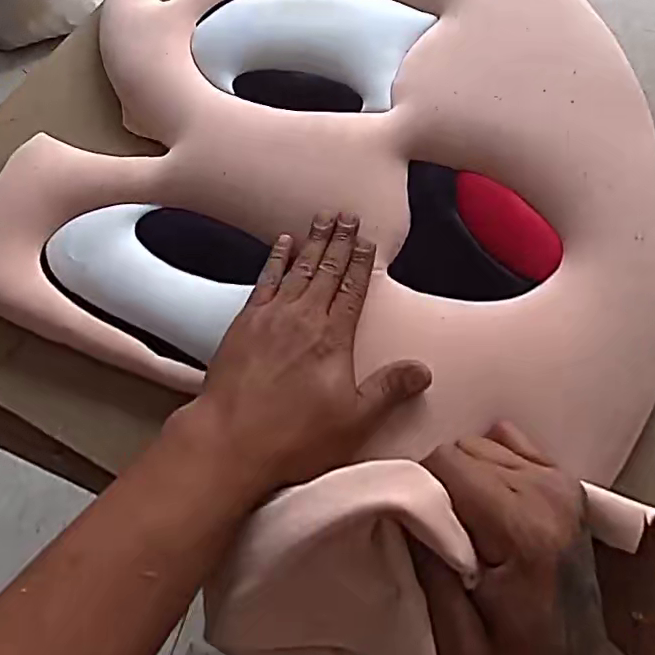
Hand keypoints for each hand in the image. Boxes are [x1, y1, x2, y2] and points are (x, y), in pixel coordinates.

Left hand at [171, 212, 432, 495]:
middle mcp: (304, 318)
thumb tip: (422, 370)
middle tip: (348, 216)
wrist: (231, 438)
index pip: (353, 290)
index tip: (367, 241)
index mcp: (332, 338)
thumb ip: (388, 390)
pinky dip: (276, 258)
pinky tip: (283, 243)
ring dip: (313, 242)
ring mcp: (272, 315)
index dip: (362, 263)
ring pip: (299, 268)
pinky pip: (266, 279)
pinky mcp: (246, 320)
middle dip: (340, 241)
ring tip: (323, 219)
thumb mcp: (353, 421)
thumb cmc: (294, 436)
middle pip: (328, 270)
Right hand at [411, 423, 626, 654]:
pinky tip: (491, 499)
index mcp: (524, 530)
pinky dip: (491, 461)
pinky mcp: (565, 483)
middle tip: (448, 533)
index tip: (423, 527)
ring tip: (473, 523)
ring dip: (467, 476)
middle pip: (462, 448)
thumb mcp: (460, 638)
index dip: (421, 487)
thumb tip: (398, 505)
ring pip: (480, 442)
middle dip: (443, 483)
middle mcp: (548, 496)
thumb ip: (427, 564)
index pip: (446, 459)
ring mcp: (561, 486)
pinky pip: (509, 441)